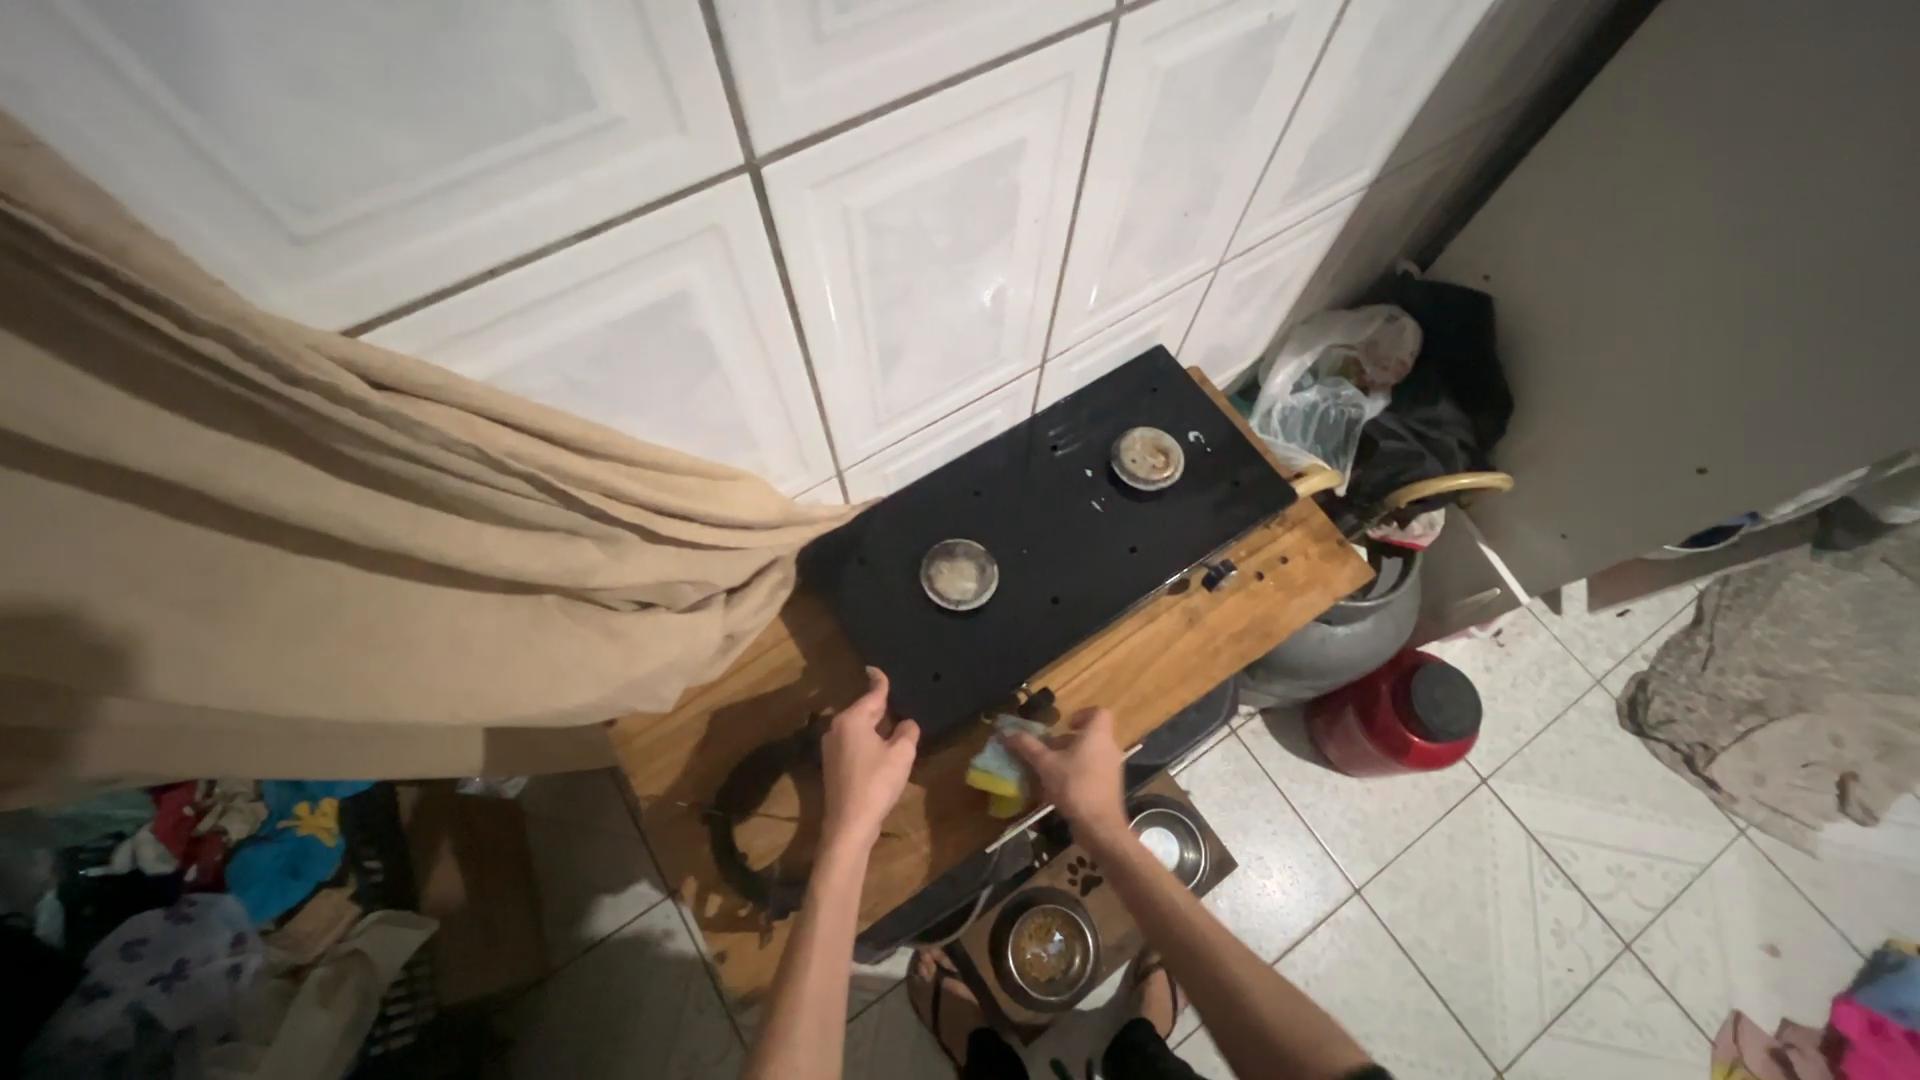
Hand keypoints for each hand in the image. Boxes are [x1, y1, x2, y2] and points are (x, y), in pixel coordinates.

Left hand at [819, 667, 919, 852]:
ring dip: (874, 726)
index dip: (879, 681)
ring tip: (893, 724)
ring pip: (857, 727)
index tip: (875, 667)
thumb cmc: (876, 783)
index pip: (871, 694)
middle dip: (879, 706)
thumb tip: (906, 724)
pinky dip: (867, 741)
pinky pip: (853, 742)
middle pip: (863, 710)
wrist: (849, 824)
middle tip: (896, 699)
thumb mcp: (901, 754)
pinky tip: (880, 749)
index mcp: (852, 719)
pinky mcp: (832, 765)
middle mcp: (837, 728)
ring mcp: (831, 747)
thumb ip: (907, 732)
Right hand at [1003, 707, 1127, 840]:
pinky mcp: (1110, 786)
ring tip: (1050, 769)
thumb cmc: (1074, 785)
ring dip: (1071, 757)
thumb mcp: (1045, 764)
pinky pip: (1094, 770)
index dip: (1082, 714)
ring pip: (1091, 754)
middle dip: (1068, 740)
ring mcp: (1112, 768)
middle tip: (1049, 749)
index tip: (1064, 725)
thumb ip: (1026, 746)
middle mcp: (1109, 748)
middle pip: (1091, 735)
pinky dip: (1079, 772)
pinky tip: (1060, 788)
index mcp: (1097, 735)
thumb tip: (1004, 733)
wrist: (1099, 825)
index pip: (1099, 712)